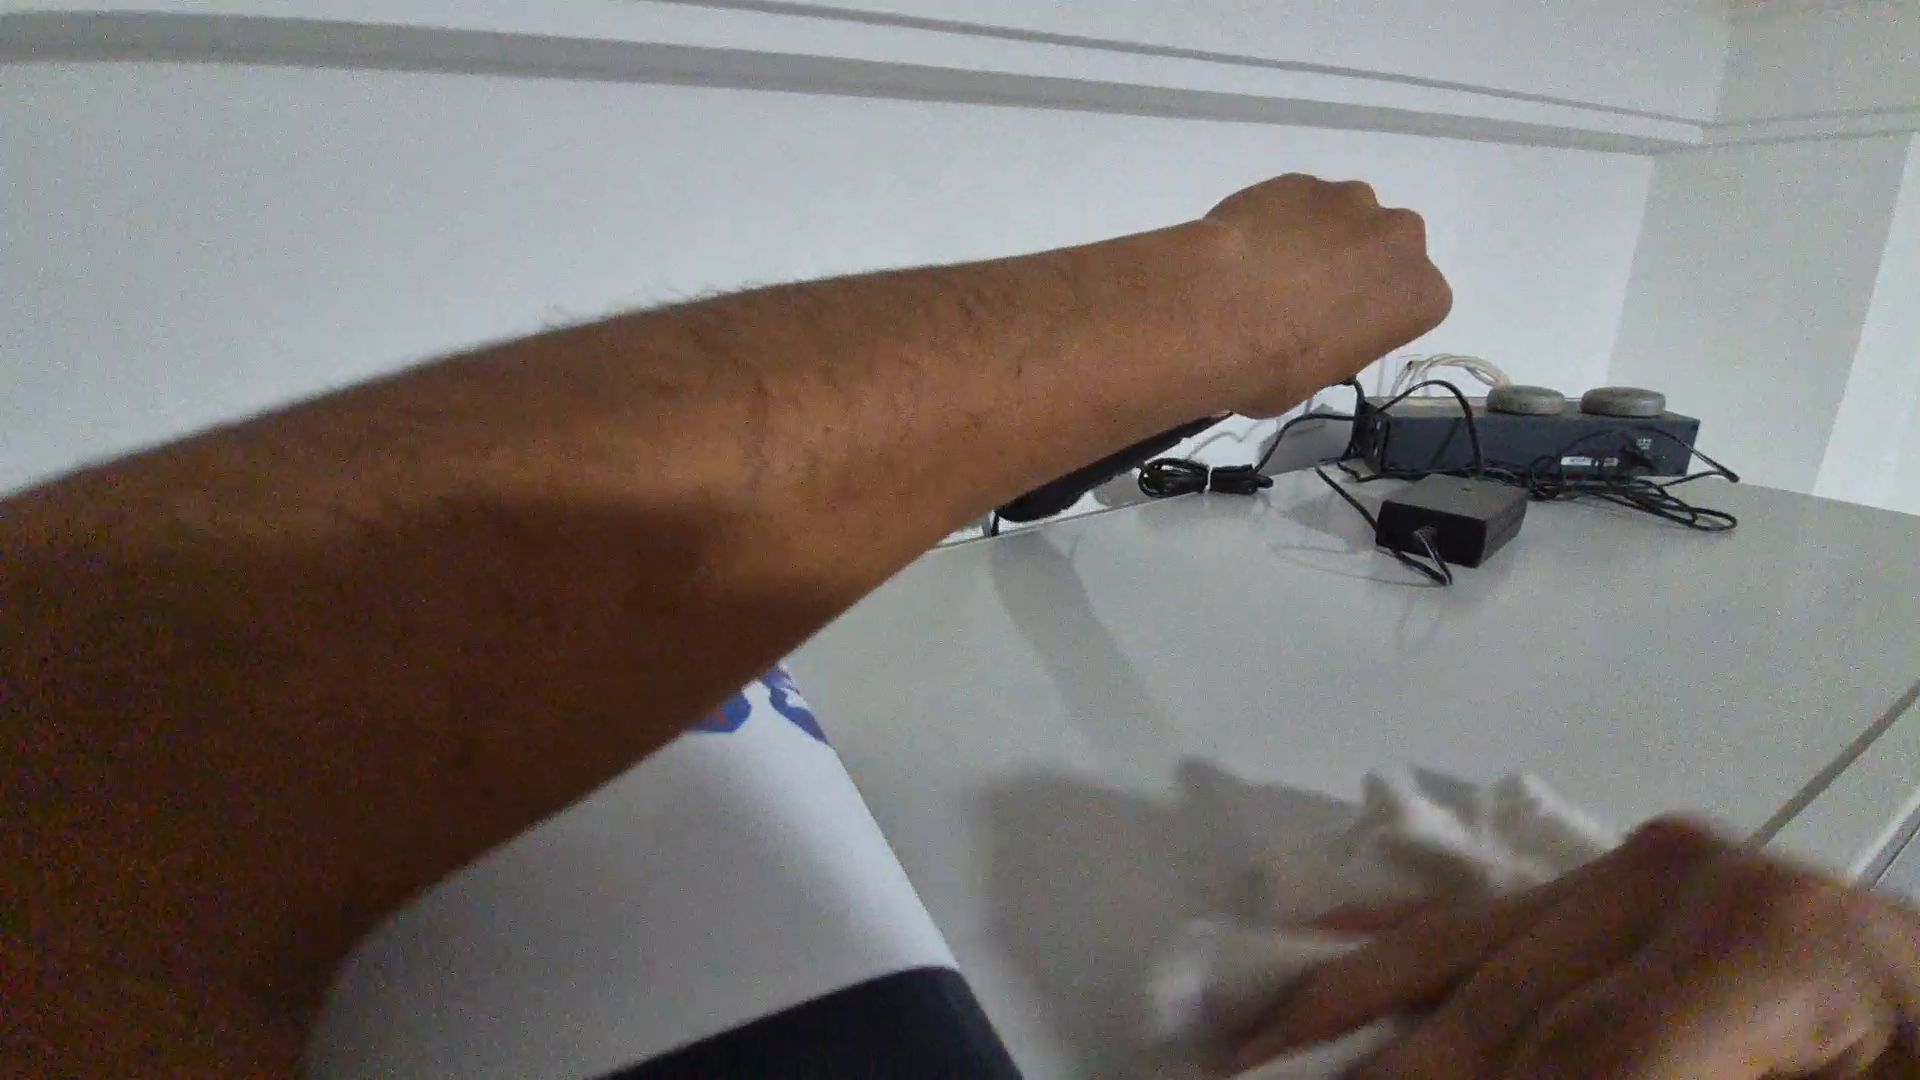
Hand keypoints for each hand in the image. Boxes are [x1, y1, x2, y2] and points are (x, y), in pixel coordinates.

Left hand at [1198, 174, 1451, 416]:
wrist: (1214, 314)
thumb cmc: (1271, 366)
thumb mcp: (1312, 382)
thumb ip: (1329, 349)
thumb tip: (1305, 342)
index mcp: (1419, 296)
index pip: (1407, 305)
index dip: (1365, 319)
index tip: (1331, 332)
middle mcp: (1400, 238)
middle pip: (1380, 252)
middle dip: (1346, 270)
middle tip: (1295, 300)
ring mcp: (1348, 200)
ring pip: (1337, 221)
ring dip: (1310, 242)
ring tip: (1260, 275)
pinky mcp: (1298, 181)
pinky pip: (1291, 205)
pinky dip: (1271, 224)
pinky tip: (1241, 252)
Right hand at [1234, 819, 1919, 1078]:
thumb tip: (1507, 1074)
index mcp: (1776, 939)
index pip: (1596, 1060)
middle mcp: (1671, 877)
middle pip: (1506, 1012)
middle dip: (1401, 1074)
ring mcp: (1621, 869)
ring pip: (1456, 951)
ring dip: (1352, 1018)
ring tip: (1264, 1057)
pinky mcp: (1595, 887)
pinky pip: (1468, 923)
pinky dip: (1386, 957)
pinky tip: (1312, 971)